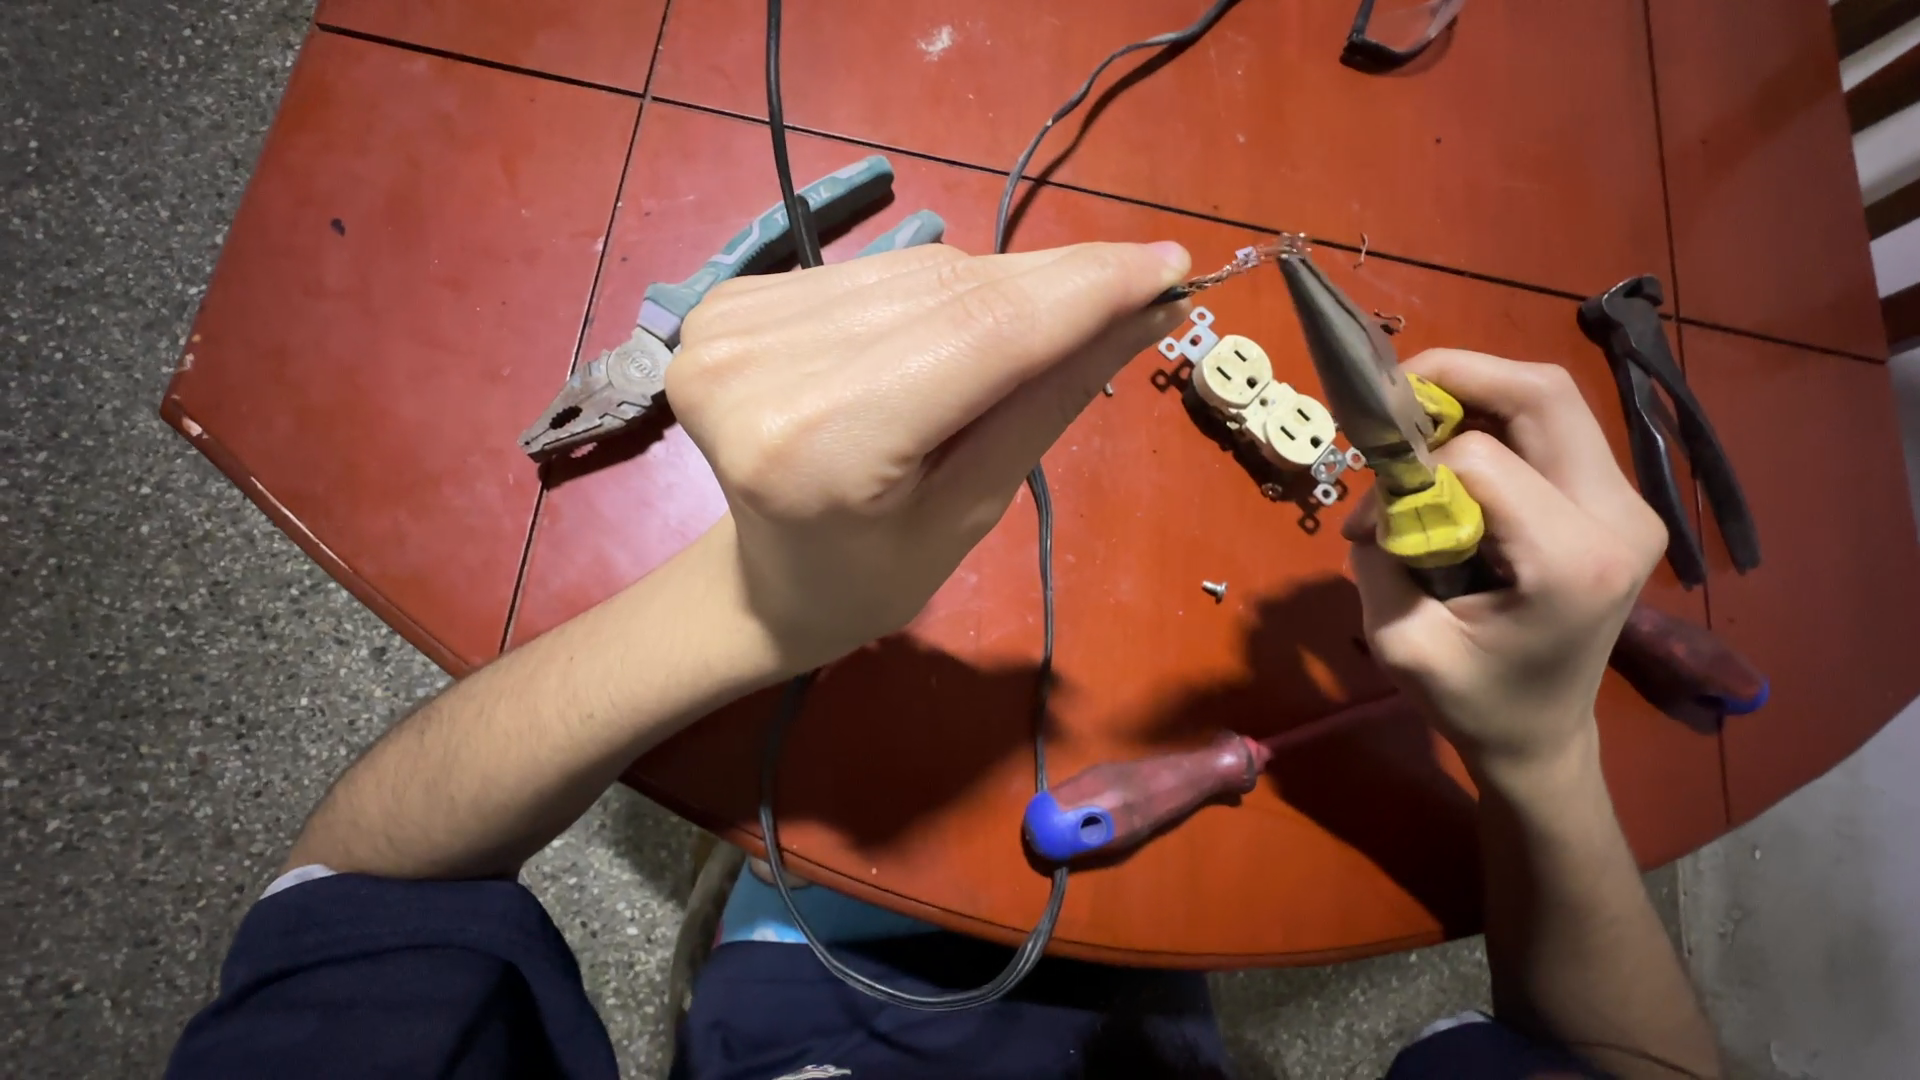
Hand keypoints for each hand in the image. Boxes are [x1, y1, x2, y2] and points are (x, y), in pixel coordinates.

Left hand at [667, 241, 1191, 671]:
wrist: (767, 580)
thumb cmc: (875, 576)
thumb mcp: (973, 510)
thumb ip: (1046, 403)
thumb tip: (1142, 311)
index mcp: (821, 445)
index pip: (980, 334)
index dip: (1084, 290)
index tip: (1171, 262)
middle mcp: (761, 369)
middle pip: (948, 293)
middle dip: (1055, 283)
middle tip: (1139, 280)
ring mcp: (732, 326)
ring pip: (915, 272)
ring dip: (998, 287)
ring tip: (1039, 326)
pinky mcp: (728, 303)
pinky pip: (872, 275)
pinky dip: (933, 293)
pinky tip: (948, 334)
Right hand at [1343, 350, 1667, 787]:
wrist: (1541, 736)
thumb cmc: (1470, 701)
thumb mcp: (1399, 641)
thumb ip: (1379, 559)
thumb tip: (1378, 499)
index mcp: (1569, 560)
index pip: (1477, 462)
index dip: (1402, 478)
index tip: (1366, 528)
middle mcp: (1616, 516)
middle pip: (1540, 394)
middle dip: (1452, 377)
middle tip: (1388, 403)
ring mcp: (1625, 505)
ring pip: (1549, 399)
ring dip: (1470, 393)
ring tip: (1413, 428)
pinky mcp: (1612, 503)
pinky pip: (1550, 428)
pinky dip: (1489, 419)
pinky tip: (1447, 453)